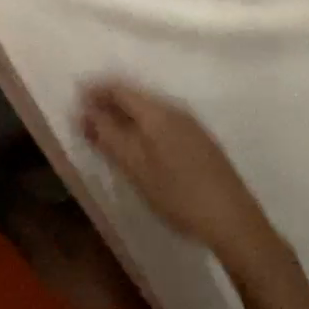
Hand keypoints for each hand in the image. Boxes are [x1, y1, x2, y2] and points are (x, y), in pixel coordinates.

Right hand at [78, 80, 277, 263]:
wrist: (234, 221)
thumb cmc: (178, 195)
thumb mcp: (136, 168)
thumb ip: (108, 136)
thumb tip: (85, 111)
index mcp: (158, 111)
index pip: (119, 87)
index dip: (94, 90)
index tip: (74, 100)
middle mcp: (175, 109)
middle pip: (135, 95)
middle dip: (107, 102)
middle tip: (85, 120)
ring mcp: (191, 125)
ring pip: (149, 109)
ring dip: (124, 115)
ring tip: (106, 134)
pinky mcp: (200, 142)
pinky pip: (162, 121)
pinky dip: (142, 126)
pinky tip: (138, 146)